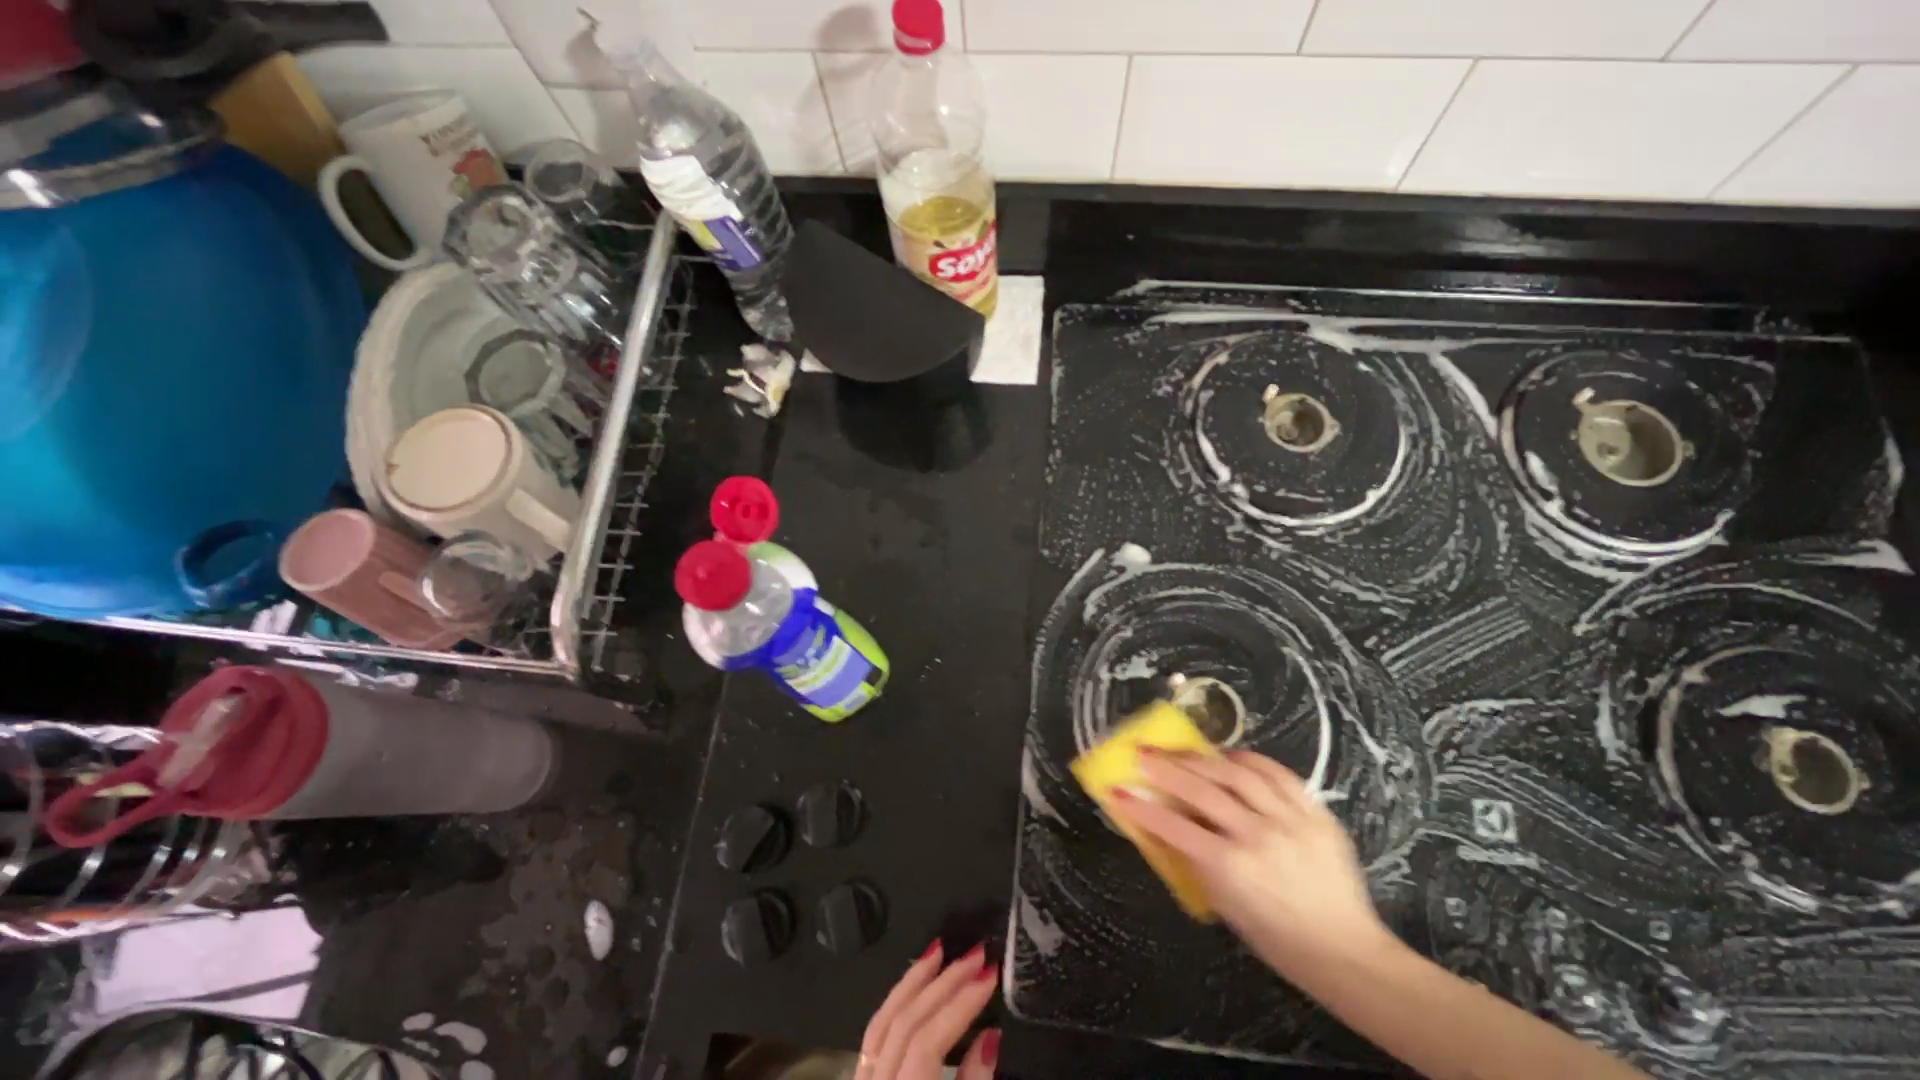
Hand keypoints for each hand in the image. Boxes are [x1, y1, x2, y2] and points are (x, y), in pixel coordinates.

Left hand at [858, 941, 1000, 1079]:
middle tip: (976, 954)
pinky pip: (873, 1034)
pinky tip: (913, 984)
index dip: (960, 1005)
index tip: (990, 974)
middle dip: (944, 984)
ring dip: (914, 982)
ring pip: (882, 1021)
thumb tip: (990, 1036)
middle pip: (906, 1023)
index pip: (928, 1041)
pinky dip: (894, 1003)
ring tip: (939, 950)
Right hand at [1109, 749, 1391, 979]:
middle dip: (1166, 769)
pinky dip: (1249, 760)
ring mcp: (1289, 820)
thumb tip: (1171, 828)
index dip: (1143, 808)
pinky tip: (1228, 756)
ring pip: (1238, 774)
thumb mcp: (1225, 906)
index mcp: (1231, 867)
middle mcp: (1257, 835)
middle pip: (1203, 790)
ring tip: (1180, 750)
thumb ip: (1198, 863)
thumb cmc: (1276, 939)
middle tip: (1143, 753)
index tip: (1119, 789)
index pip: (1175, 826)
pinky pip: (1278, 774)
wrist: (1342, 949)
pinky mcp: (1315, 813)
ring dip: (1202, 758)